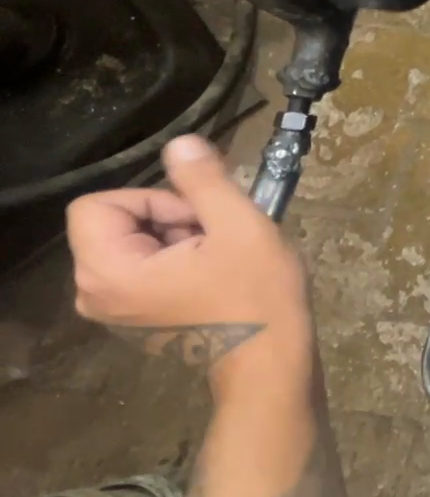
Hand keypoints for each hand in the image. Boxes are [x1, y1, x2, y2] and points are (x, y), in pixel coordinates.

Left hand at [67, 135, 310, 387]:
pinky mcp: (134, 314)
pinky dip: (179, 258)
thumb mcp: (241, 226)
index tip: (203, 219)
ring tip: (224, 255)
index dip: (156, 200)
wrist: (270, 352)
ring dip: (180, 238)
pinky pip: (143, 266)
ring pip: (134, 243)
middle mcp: (93, 290)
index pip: (100, 205)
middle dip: (173, 219)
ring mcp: (113, 306)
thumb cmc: (257, 290)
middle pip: (117, 223)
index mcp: (108, 269)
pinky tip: (217, 273)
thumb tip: (182, 144)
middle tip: (222, 237)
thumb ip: (206, 183)